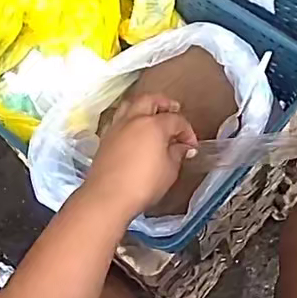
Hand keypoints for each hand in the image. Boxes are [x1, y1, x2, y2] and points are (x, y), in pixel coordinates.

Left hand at [77, 94, 197, 218]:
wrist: (107, 197)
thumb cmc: (143, 185)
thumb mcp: (169, 171)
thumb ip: (177, 154)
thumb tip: (182, 147)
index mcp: (154, 125)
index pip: (176, 120)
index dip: (187, 131)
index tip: (191, 145)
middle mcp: (134, 119)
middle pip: (150, 100)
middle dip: (165, 103)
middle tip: (174, 110)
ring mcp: (116, 127)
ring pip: (131, 105)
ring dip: (144, 106)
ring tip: (153, 115)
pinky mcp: (105, 138)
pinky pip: (119, 118)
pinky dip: (130, 118)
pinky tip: (135, 130)